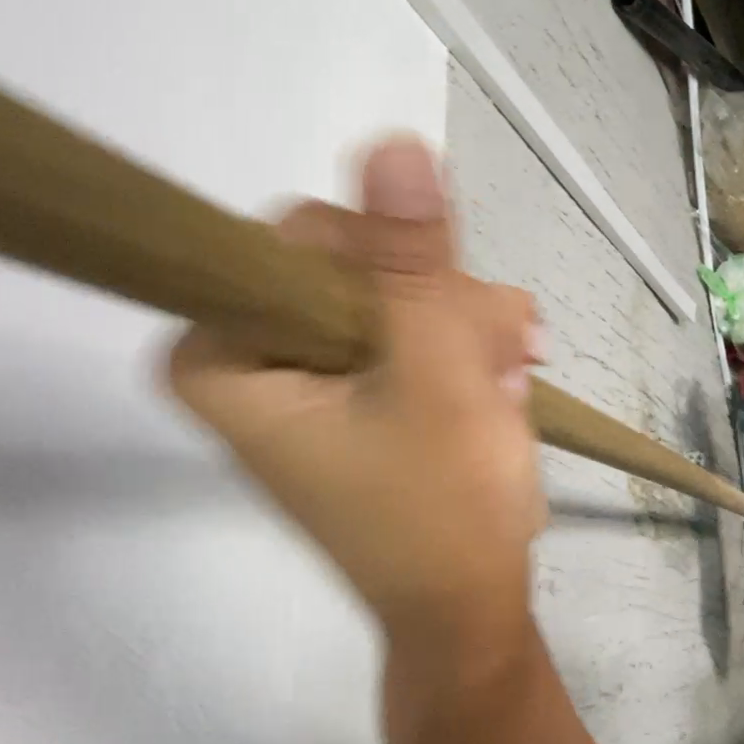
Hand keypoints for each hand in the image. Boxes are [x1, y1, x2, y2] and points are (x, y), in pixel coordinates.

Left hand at [168, 136, 545, 650]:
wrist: (470, 602)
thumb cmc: (443, 501)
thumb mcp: (437, 375)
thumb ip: (414, 264)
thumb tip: (396, 142)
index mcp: (224, 351)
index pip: (302, 239)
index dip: (397, 262)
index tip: (458, 315)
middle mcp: (254, 356)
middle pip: (361, 268)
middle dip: (453, 305)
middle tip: (513, 351)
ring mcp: (311, 380)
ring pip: (403, 299)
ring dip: (476, 329)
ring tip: (518, 379)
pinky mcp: (360, 399)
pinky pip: (416, 339)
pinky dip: (471, 354)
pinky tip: (505, 388)